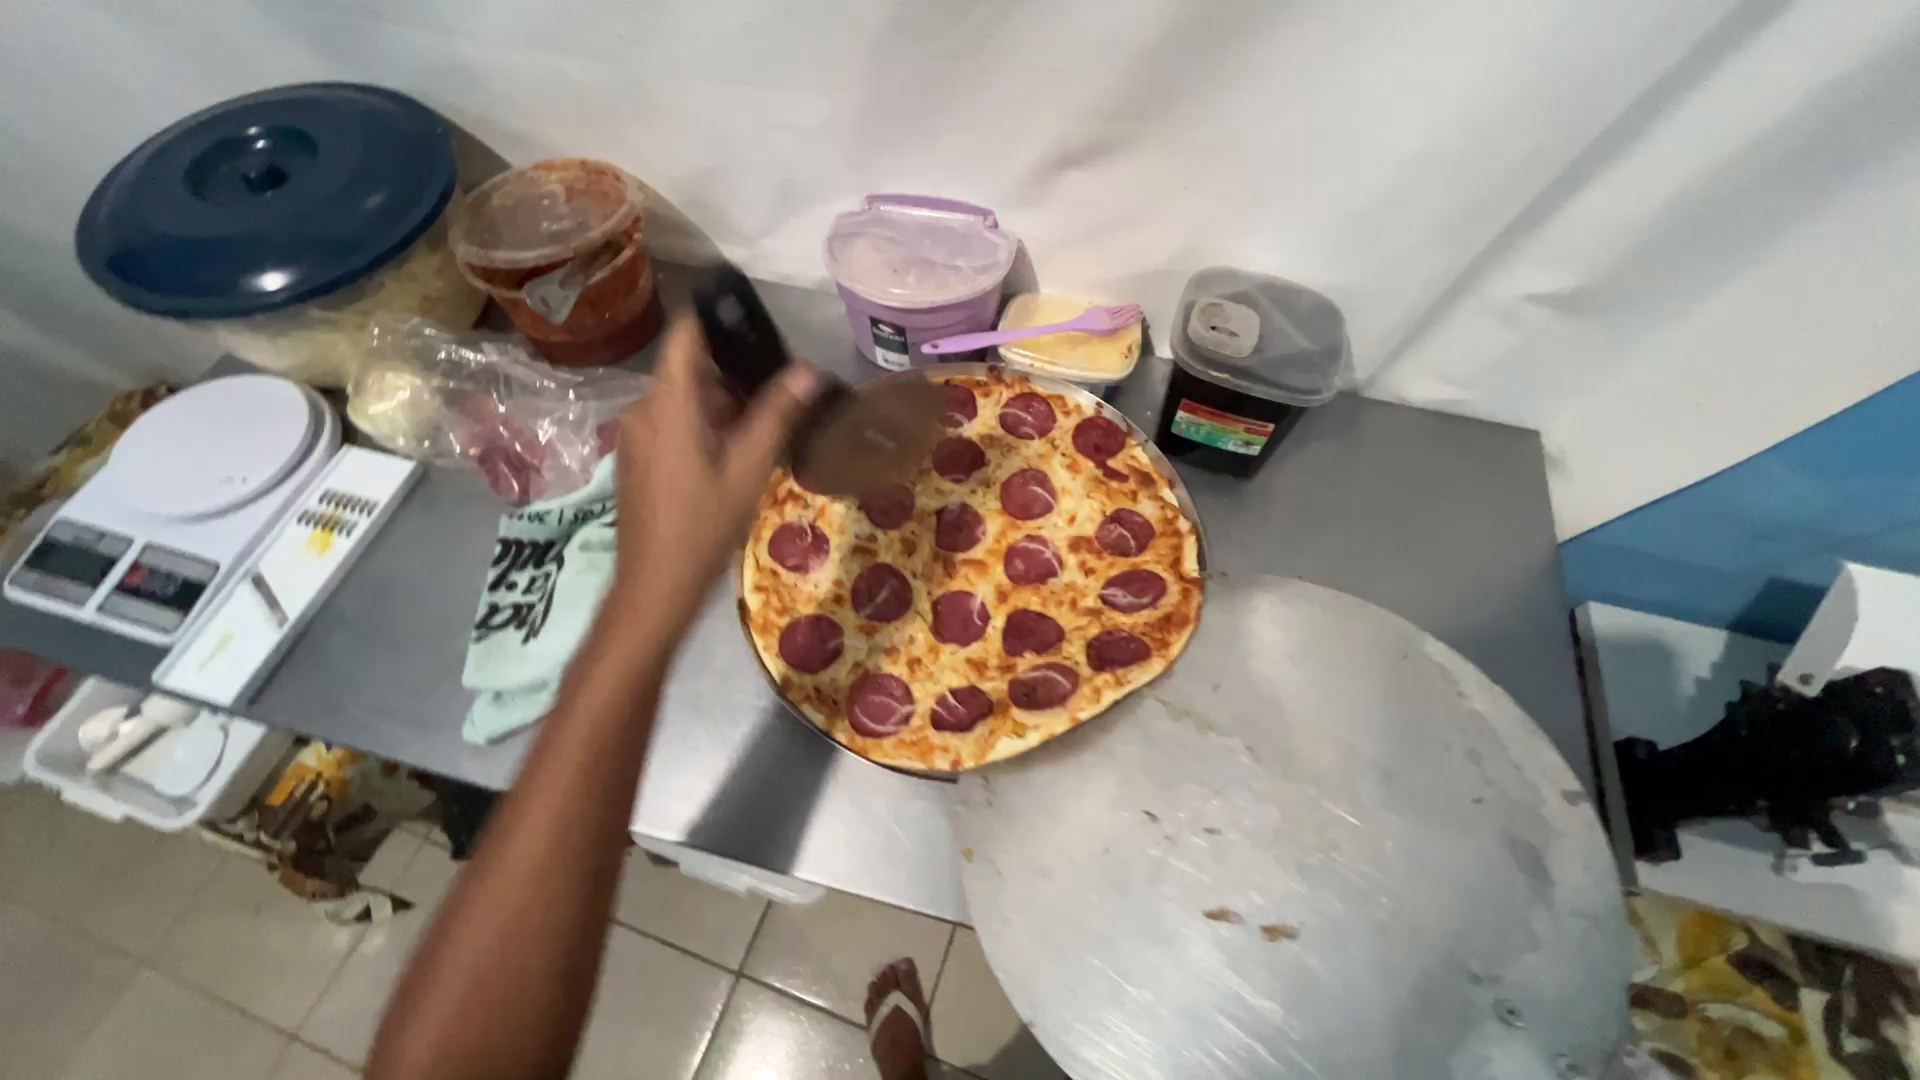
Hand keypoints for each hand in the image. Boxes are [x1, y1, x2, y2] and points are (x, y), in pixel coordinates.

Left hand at [608, 315, 819, 639]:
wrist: (654, 585)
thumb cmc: (703, 526)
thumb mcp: (747, 471)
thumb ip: (775, 416)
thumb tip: (808, 371)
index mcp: (667, 404)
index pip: (686, 336)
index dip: (717, 319)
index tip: (756, 320)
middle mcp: (642, 410)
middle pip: (688, 370)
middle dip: (731, 373)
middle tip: (778, 388)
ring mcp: (634, 436)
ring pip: (681, 400)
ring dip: (720, 404)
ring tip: (764, 423)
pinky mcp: (635, 459)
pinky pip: (670, 424)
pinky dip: (701, 425)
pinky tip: (733, 453)